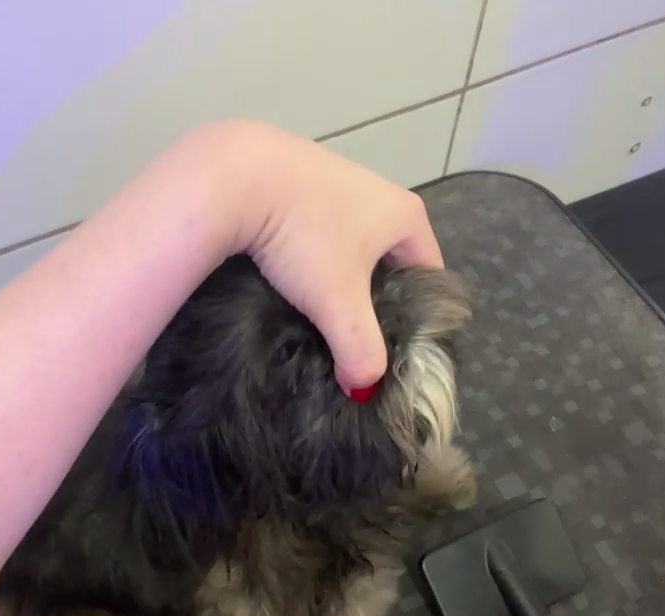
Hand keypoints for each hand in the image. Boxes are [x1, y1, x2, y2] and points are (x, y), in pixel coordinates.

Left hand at [194, 121, 442, 393]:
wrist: (235, 176)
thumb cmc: (304, 236)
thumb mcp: (337, 302)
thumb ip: (358, 349)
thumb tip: (364, 389)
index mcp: (406, 215)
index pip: (429, 275)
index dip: (417, 316)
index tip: (396, 349)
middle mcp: (379, 192)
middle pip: (389, 263)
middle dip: (375, 303)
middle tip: (355, 342)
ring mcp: (337, 184)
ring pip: (351, 248)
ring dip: (340, 282)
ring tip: (320, 319)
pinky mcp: (298, 184)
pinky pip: (318, 234)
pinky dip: (310, 260)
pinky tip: (289, 284)